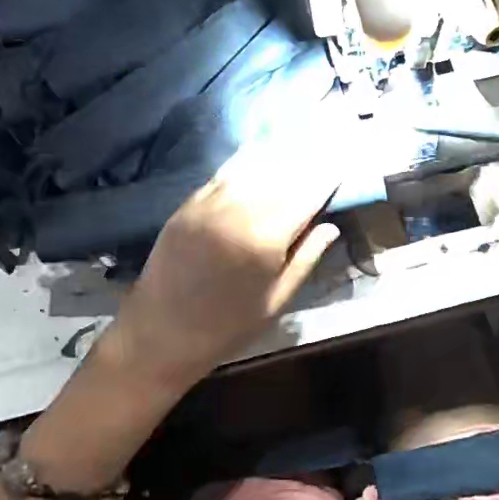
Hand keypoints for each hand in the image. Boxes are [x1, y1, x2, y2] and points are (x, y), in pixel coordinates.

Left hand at [109, 137, 342, 393]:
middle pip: (280, 178)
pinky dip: (243, 168)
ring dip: (275, 166)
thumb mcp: (276, 301)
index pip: (305, 196)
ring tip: (292, 164)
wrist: (159, 335)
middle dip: (303, 171)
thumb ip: (305, 259)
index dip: (325, 181)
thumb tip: (330, 227)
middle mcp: (237, 211)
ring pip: (251, 171)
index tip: (339, 170)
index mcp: (265, 239)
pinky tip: (254, 166)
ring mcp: (208, 205)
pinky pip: (222, 177)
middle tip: (320, 166)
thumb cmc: (226, 328)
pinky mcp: (187, 206)